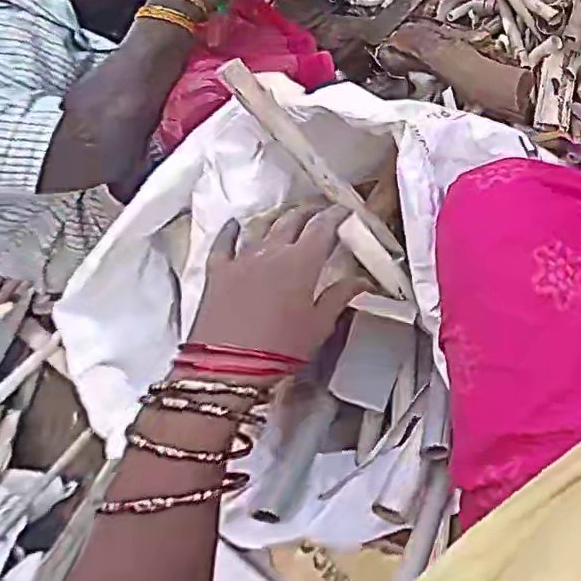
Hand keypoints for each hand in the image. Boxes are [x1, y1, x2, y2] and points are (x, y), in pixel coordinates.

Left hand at [187, 204, 367, 362]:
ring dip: (278, 217)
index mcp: (302, 260)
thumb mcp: (319, 324)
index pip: (323, 226)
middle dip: (310, 210)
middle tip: (321, 209)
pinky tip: (234, 225)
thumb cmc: (281, 348)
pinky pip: (223, 244)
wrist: (224, 371)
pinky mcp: (217, 273)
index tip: (346, 209)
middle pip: (294, 219)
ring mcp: (242, 259)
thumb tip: (363, 280)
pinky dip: (230, 232)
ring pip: (262, 226)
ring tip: (288, 214)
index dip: (337, 214)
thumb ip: (340, 295)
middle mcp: (273, 251)